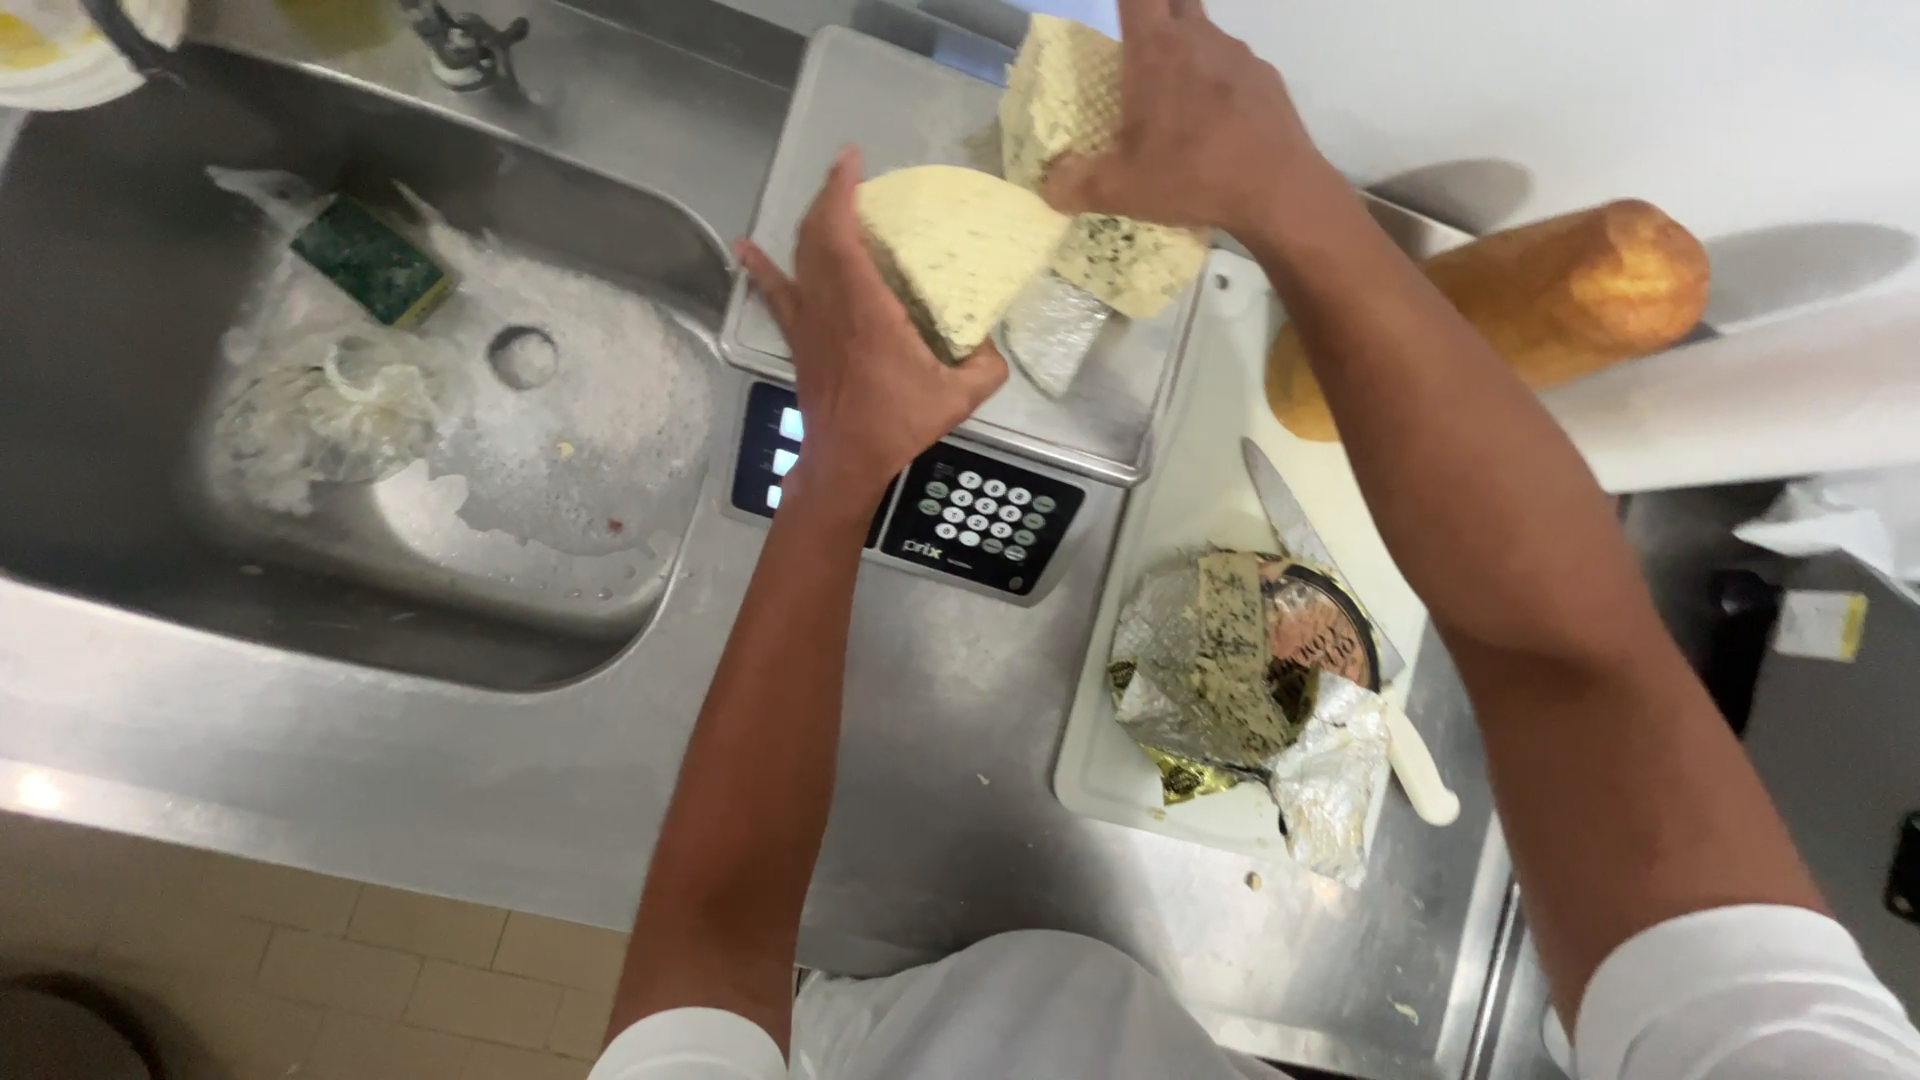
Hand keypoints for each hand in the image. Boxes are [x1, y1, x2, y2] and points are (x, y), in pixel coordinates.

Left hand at [737, 147, 1007, 510]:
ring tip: (822, 199)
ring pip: (797, 256)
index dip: (842, 191)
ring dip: (808, 222)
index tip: (852, 160)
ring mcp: (806, 322)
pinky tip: (744, 248)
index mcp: (867, 308)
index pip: (843, 233)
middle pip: (816, 234)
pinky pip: (774, 294)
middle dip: (829, 196)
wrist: (847, 460)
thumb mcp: (957, 399)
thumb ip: (986, 367)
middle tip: (850, 175)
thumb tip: (990, 346)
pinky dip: (759, 268)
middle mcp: (828, 304)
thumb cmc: (898, 425)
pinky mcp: (797, 340)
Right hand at [1043, 0, 1336, 239]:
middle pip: (1175, 0)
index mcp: (1156, 51)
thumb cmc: (1189, 175)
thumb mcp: (1119, 190)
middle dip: (1156, 11)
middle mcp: (1199, 39)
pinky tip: (1213, 132)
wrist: (1275, 188)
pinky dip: (1216, 91)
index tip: (1119, 8)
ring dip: (1186, 59)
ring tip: (1174, 110)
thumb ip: (1075, 186)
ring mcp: (1239, 56)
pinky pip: (1233, 73)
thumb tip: (1048, 188)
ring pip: (1205, 39)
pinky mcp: (1266, 81)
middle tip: (1141, 44)